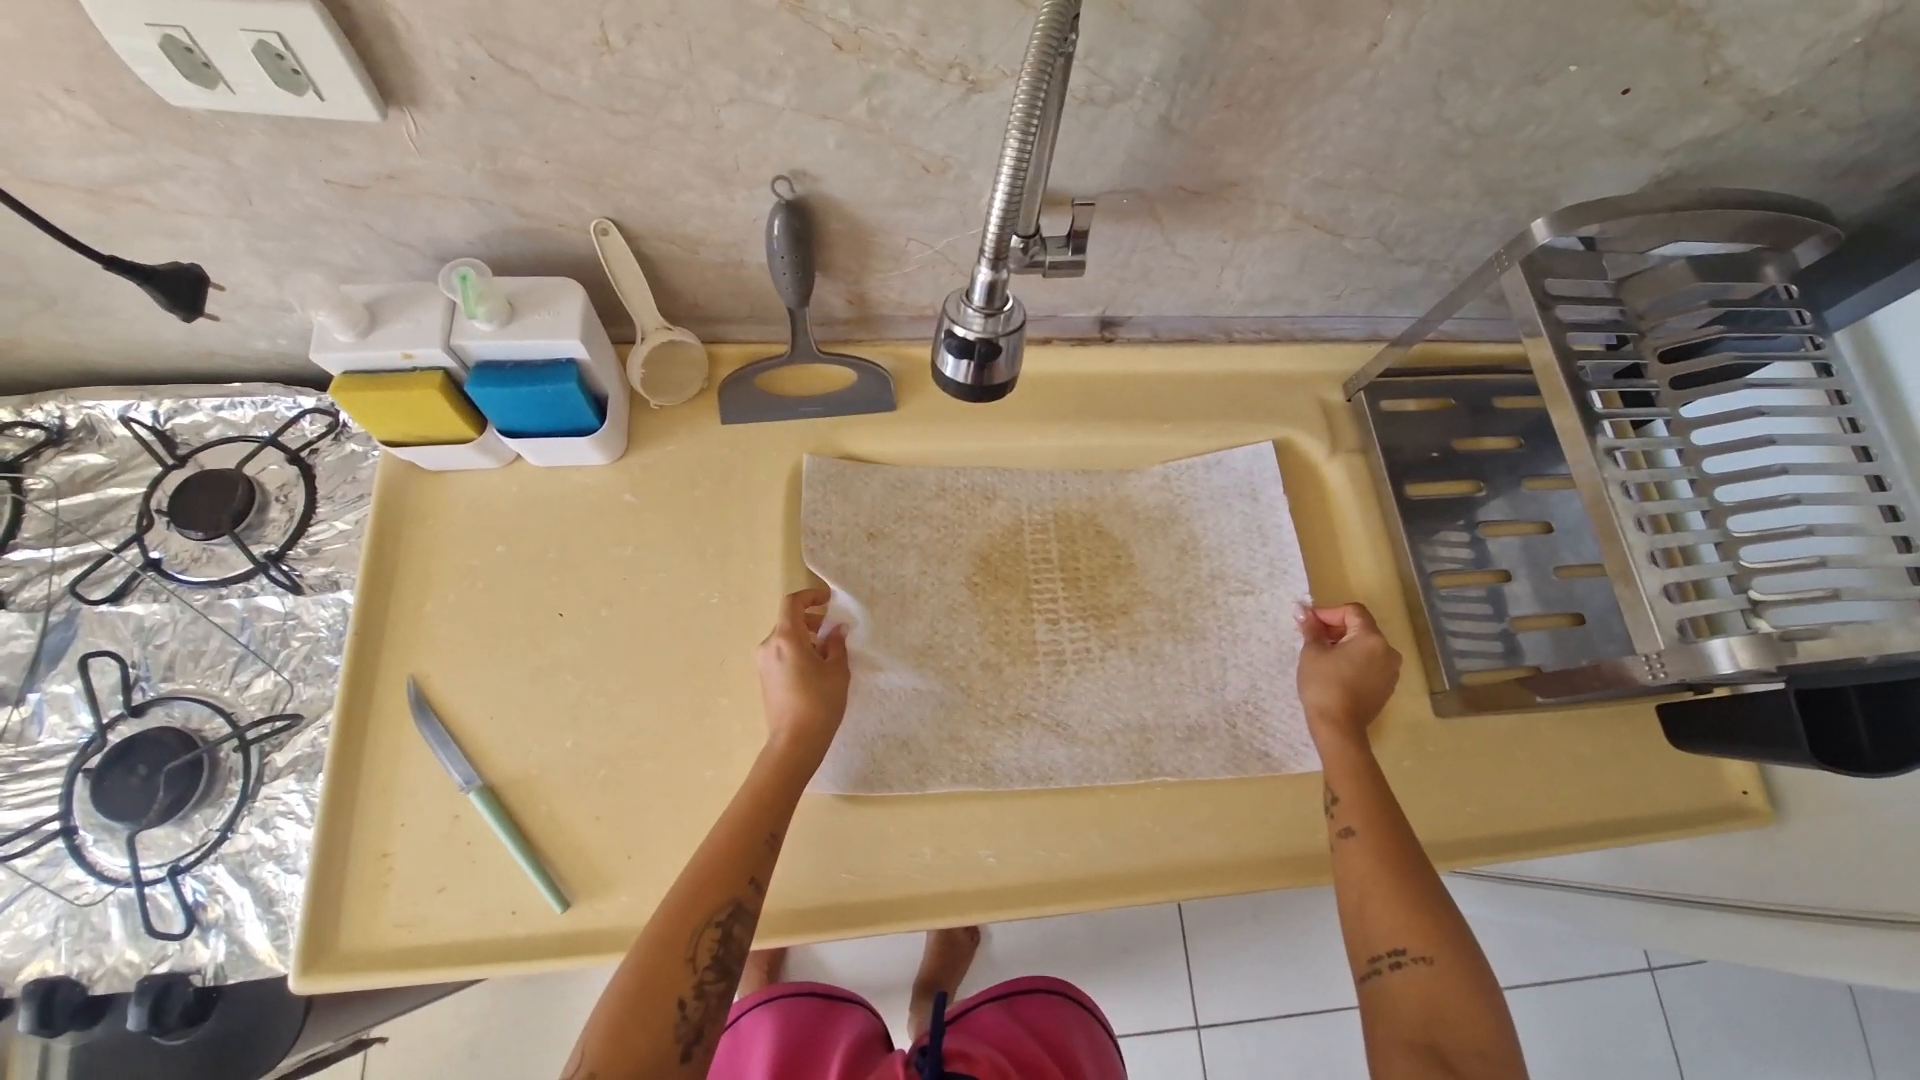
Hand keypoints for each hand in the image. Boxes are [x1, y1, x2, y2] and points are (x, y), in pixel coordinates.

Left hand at [756, 587, 849, 762]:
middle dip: (813, 621)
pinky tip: (815, 670)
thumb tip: (836, 631)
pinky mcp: (764, 678)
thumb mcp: (837, 671)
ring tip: (828, 654)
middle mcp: (769, 645)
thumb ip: (837, 645)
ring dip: (806, 638)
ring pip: (785, 639)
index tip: (828, 600)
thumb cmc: (820, 703)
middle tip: (834, 633)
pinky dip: (797, 651)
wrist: (795, 742)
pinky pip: (781, 654)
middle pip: (789, 621)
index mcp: (786, 638)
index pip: (793, 603)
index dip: (811, 596)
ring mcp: (763, 663)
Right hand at [1297, 602, 1400, 751]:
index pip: (1353, 611)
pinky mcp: (1387, 686)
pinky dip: (1354, 660)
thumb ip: (1311, 628)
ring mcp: (1390, 670)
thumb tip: (1302, 610)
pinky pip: (1371, 663)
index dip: (1329, 613)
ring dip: (1345, 644)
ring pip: (1367, 646)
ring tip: (1323, 655)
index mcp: (1371, 638)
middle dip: (1336, 629)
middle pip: (1361, 627)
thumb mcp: (1312, 652)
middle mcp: (1388, 650)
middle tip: (1312, 638)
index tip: (1309, 623)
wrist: (1338, 726)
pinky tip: (1336, 671)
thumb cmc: (1323, 685)